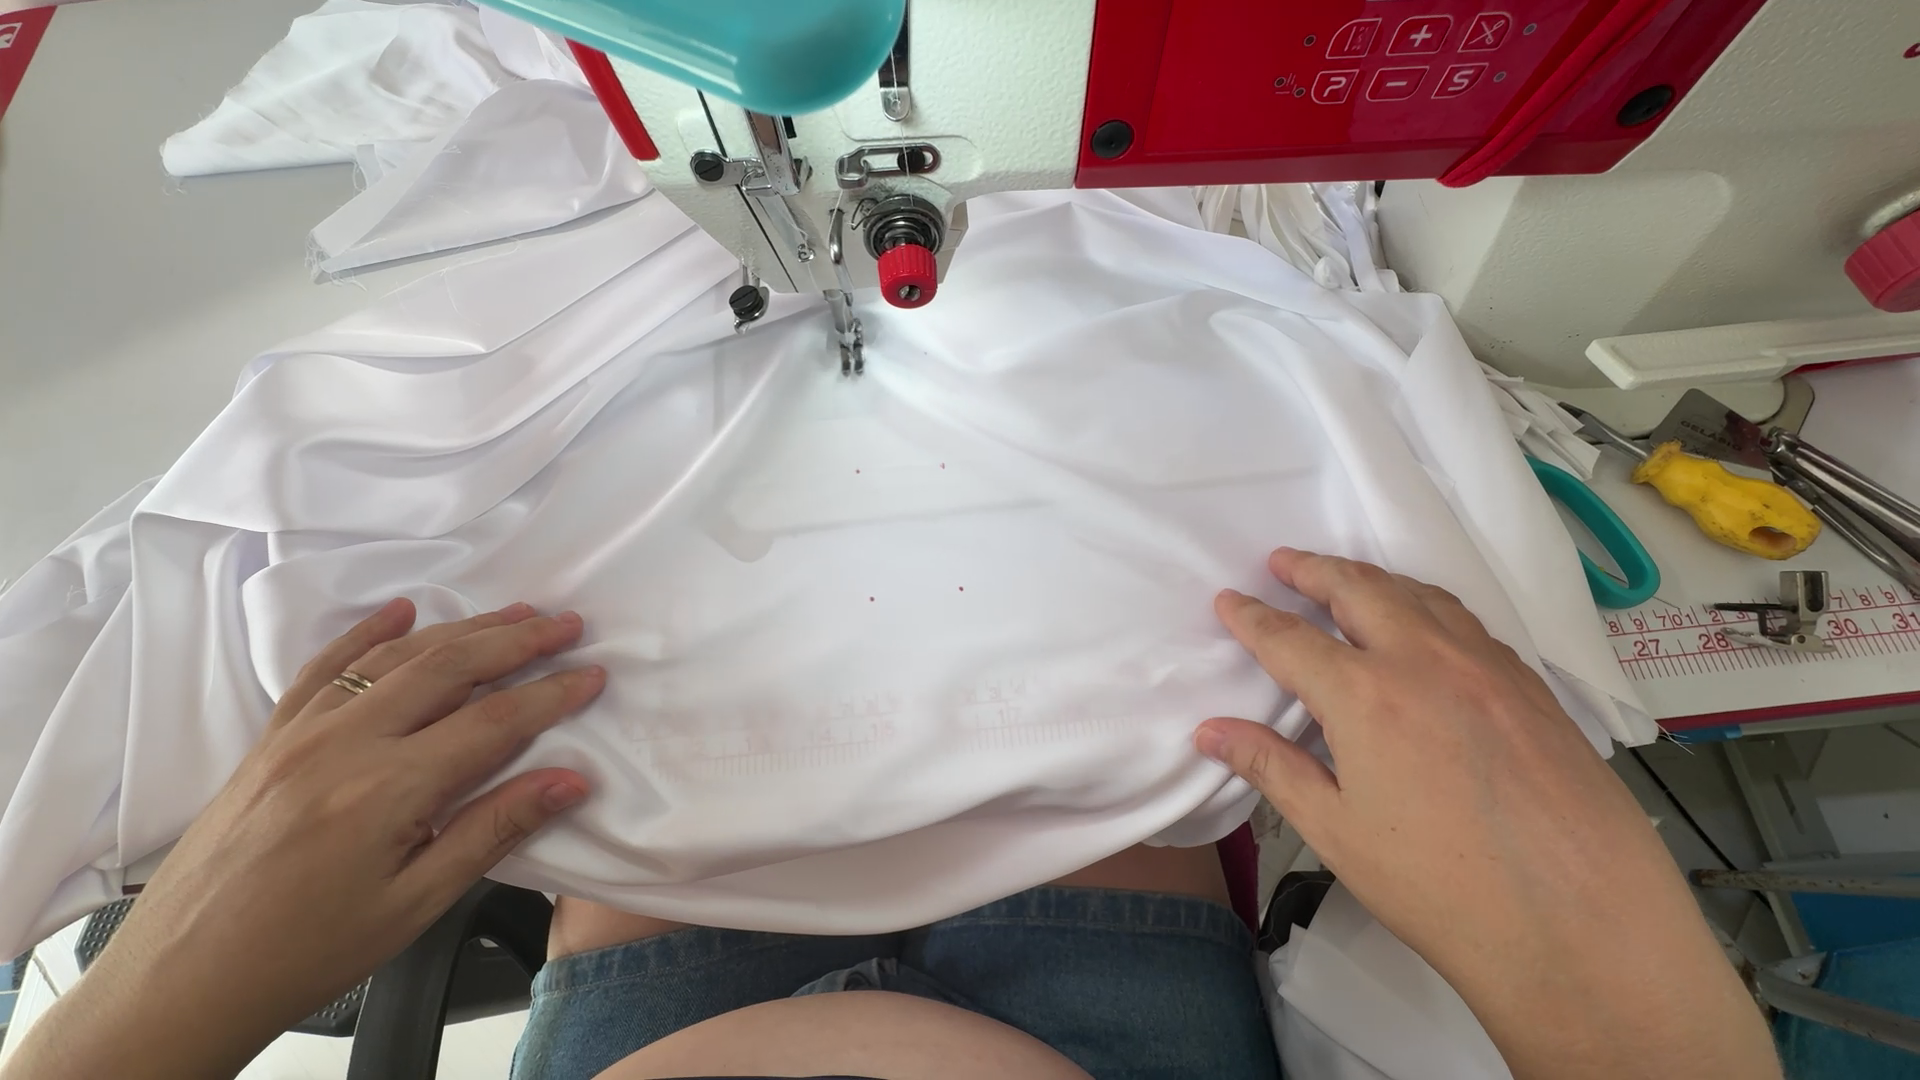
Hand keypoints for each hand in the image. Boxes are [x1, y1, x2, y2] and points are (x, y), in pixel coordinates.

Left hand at [5, 600, 603, 1079]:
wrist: (172, 988)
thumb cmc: (307, 953)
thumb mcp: (415, 905)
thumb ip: (496, 830)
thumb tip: (574, 780)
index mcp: (384, 790)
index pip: (493, 721)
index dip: (552, 694)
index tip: (594, 674)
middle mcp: (342, 744)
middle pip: (449, 670)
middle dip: (518, 642)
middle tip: (569, 624)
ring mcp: (299, 735)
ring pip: (396, 659)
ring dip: (463, 629)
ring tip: (516, 614)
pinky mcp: (270, 740)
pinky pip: (322, 670)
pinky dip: (367, 633)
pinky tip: (402, 610)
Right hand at [1196, 549, 1776, 1079]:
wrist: (1589, 933)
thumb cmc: (1440, 888)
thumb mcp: (1335, 831)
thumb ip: (1269, 766)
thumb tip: (1208, 730)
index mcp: (1364, 696)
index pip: (1289, 638)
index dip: (1251, 616)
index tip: (1227, 599)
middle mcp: (1424, 662)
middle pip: (1358, 590)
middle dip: (1312, 569)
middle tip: (1282, 561)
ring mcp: (1487, 668)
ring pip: (1419, 595)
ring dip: (1371, 578)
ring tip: (1344, 577)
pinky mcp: (1533, 688)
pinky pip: (1467, 623)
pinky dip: (1426, 605)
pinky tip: (1423, 625)